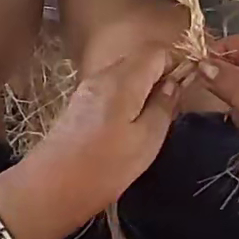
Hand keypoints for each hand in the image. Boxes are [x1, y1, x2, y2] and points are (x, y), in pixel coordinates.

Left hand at [15, 45, 179, 214]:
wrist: (49, 187)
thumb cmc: (104, 167)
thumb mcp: (146, 141)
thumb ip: (164, 106)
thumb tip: (175, 81)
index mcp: (122, 80)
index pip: (156, 51)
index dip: (176, 62)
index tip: (189, 86)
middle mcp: (102, 76)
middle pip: (138, 60)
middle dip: (160, 75)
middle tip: (175, 105)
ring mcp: (87, 89)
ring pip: (123, 75)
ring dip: (143, 88)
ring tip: (154, 119)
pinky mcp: (78, 104)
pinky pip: (109, 89)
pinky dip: (126, 98)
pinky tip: (130, 125)